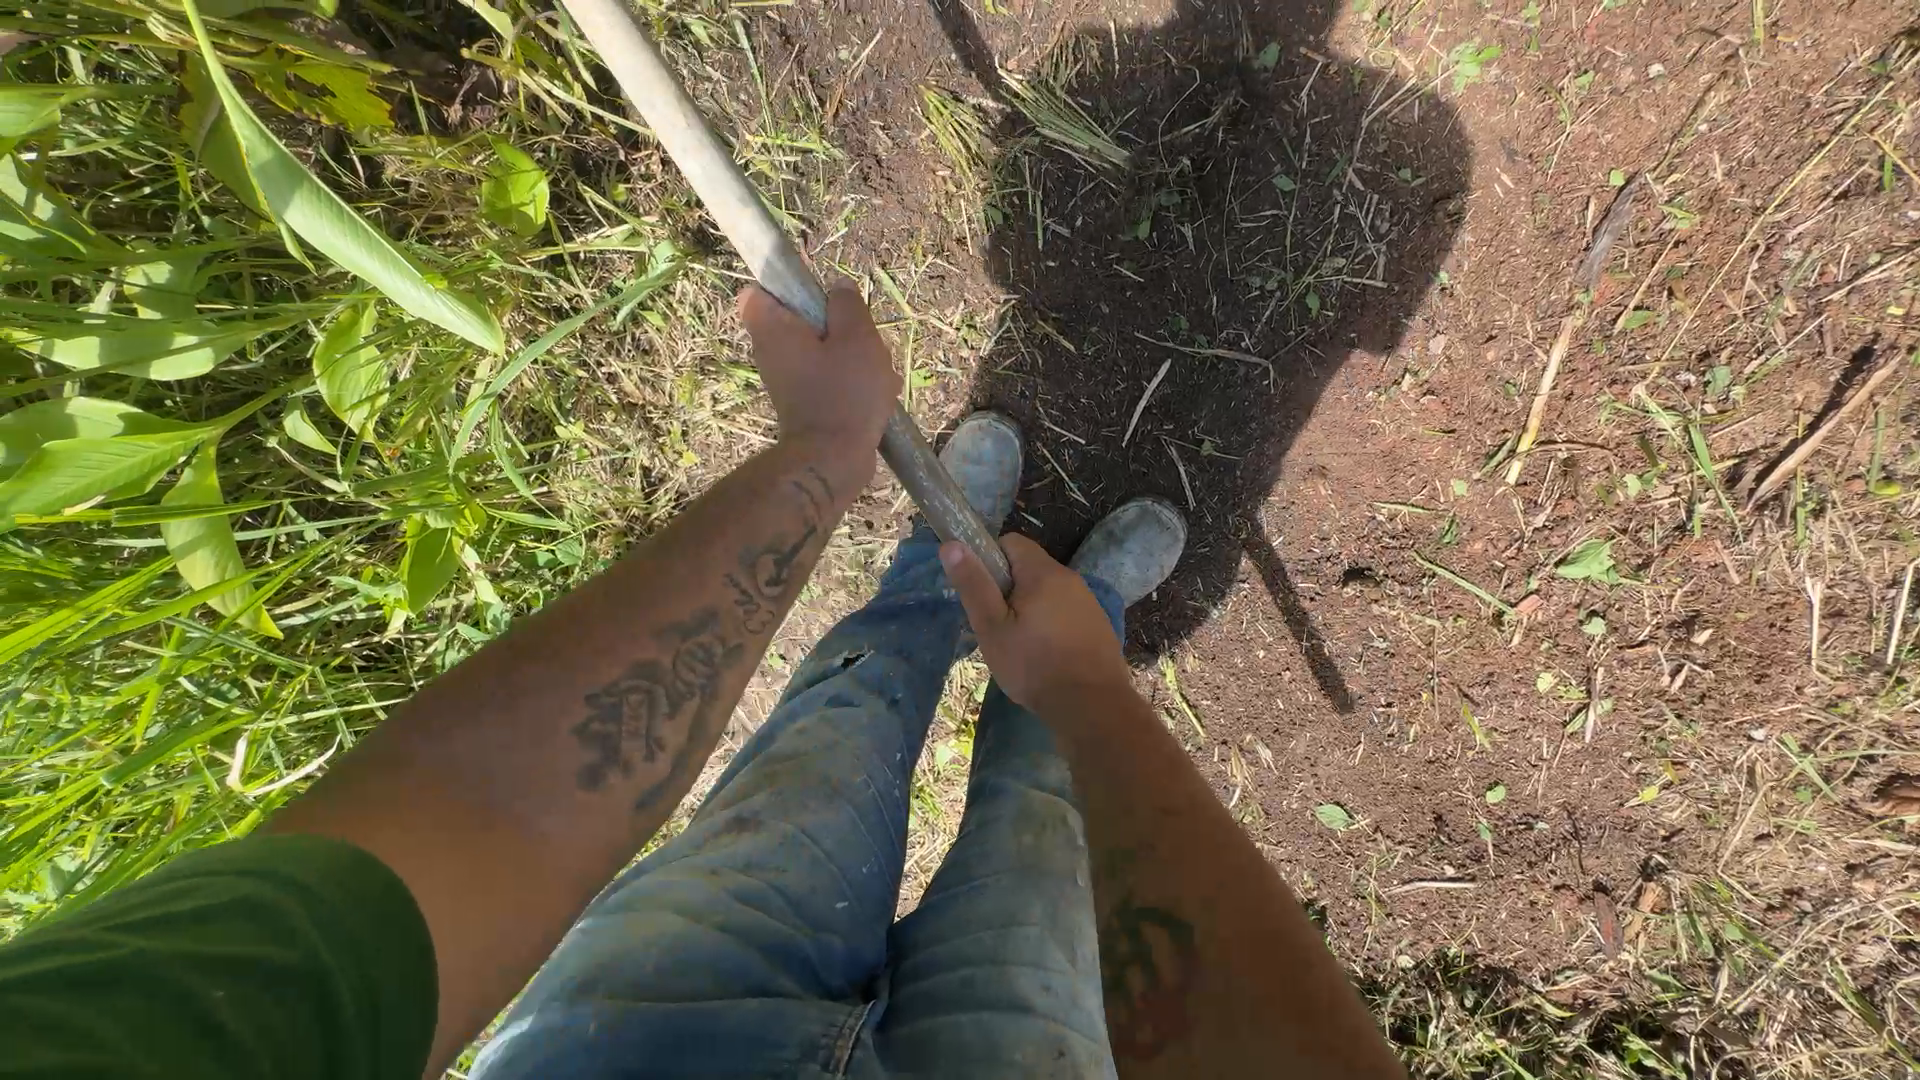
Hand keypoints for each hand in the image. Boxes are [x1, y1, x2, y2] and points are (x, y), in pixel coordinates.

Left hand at [738, 282, 901, 485]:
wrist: (833, 460)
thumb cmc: (843, 393)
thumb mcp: (856, 337)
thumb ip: (847, 305)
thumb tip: (838, 289)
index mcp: (772, 329)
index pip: (759, 292)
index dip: (789, 288)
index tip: (822, 298)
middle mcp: (772, 354)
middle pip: (802, 323)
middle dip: (838, 327)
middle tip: (861, 337)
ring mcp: (789, 383)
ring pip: (823, 353)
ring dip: (853, 358)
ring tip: (879, 372)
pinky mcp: (806, 405)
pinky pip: (829, 381)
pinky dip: (851, 384)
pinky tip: (879, 395)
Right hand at [940, 534, 1130, 710]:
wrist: (1091, 705)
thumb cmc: (1033, 664)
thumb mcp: (991, 627)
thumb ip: (973, 584)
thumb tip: (952, 545)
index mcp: (1043, 572)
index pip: (1011, 542)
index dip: (990, 561)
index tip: (983, 594)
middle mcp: (1071, 578)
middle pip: (1030, 568)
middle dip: (1009, 590)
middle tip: (997, 627)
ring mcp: (1089, 602)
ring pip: (1049, 593)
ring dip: (1032, 609)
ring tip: (1020, 646)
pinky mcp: (1099, 626)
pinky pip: (1067, 613)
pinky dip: (1052, 626)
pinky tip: (1046, 656)